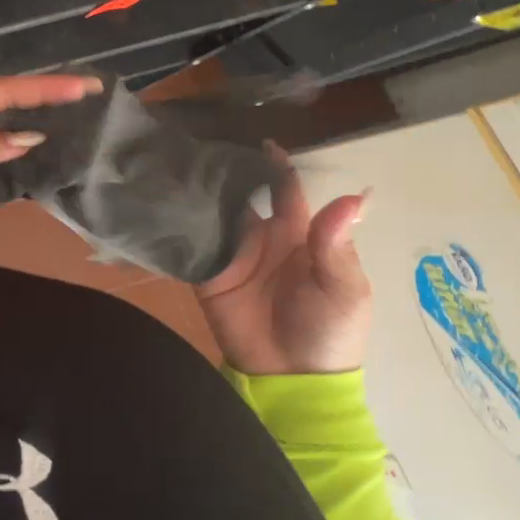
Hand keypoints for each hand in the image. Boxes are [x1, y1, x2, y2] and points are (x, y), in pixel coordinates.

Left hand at [0, 75, 100, 234]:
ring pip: (13, 135)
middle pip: (13, 107)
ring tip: (86, 127)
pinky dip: (30, 163)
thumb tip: (28, 140)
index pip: (4, 90)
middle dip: (50, 102)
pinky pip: (6, 165)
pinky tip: (56, 163)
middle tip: (94, 97)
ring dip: (46, 131)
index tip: (83, 85)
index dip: (43, 87)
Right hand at [196, 144, 371, 375]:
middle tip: (201, 147)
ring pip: (211, 212)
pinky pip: (189, 242)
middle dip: (225, 173)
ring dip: (197, 193)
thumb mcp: (346, 289)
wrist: (291, 378)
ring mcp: (231, 254)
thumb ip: (338, 244)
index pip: (286, 191)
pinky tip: (164, 204)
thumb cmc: (330, 332)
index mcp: (299, 236)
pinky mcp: (206, 272)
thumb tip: (355, 194)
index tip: (260, 141)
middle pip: (241, 195)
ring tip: (175, 167)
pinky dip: (178, 224)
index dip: (276, 167)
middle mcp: (262, 237)